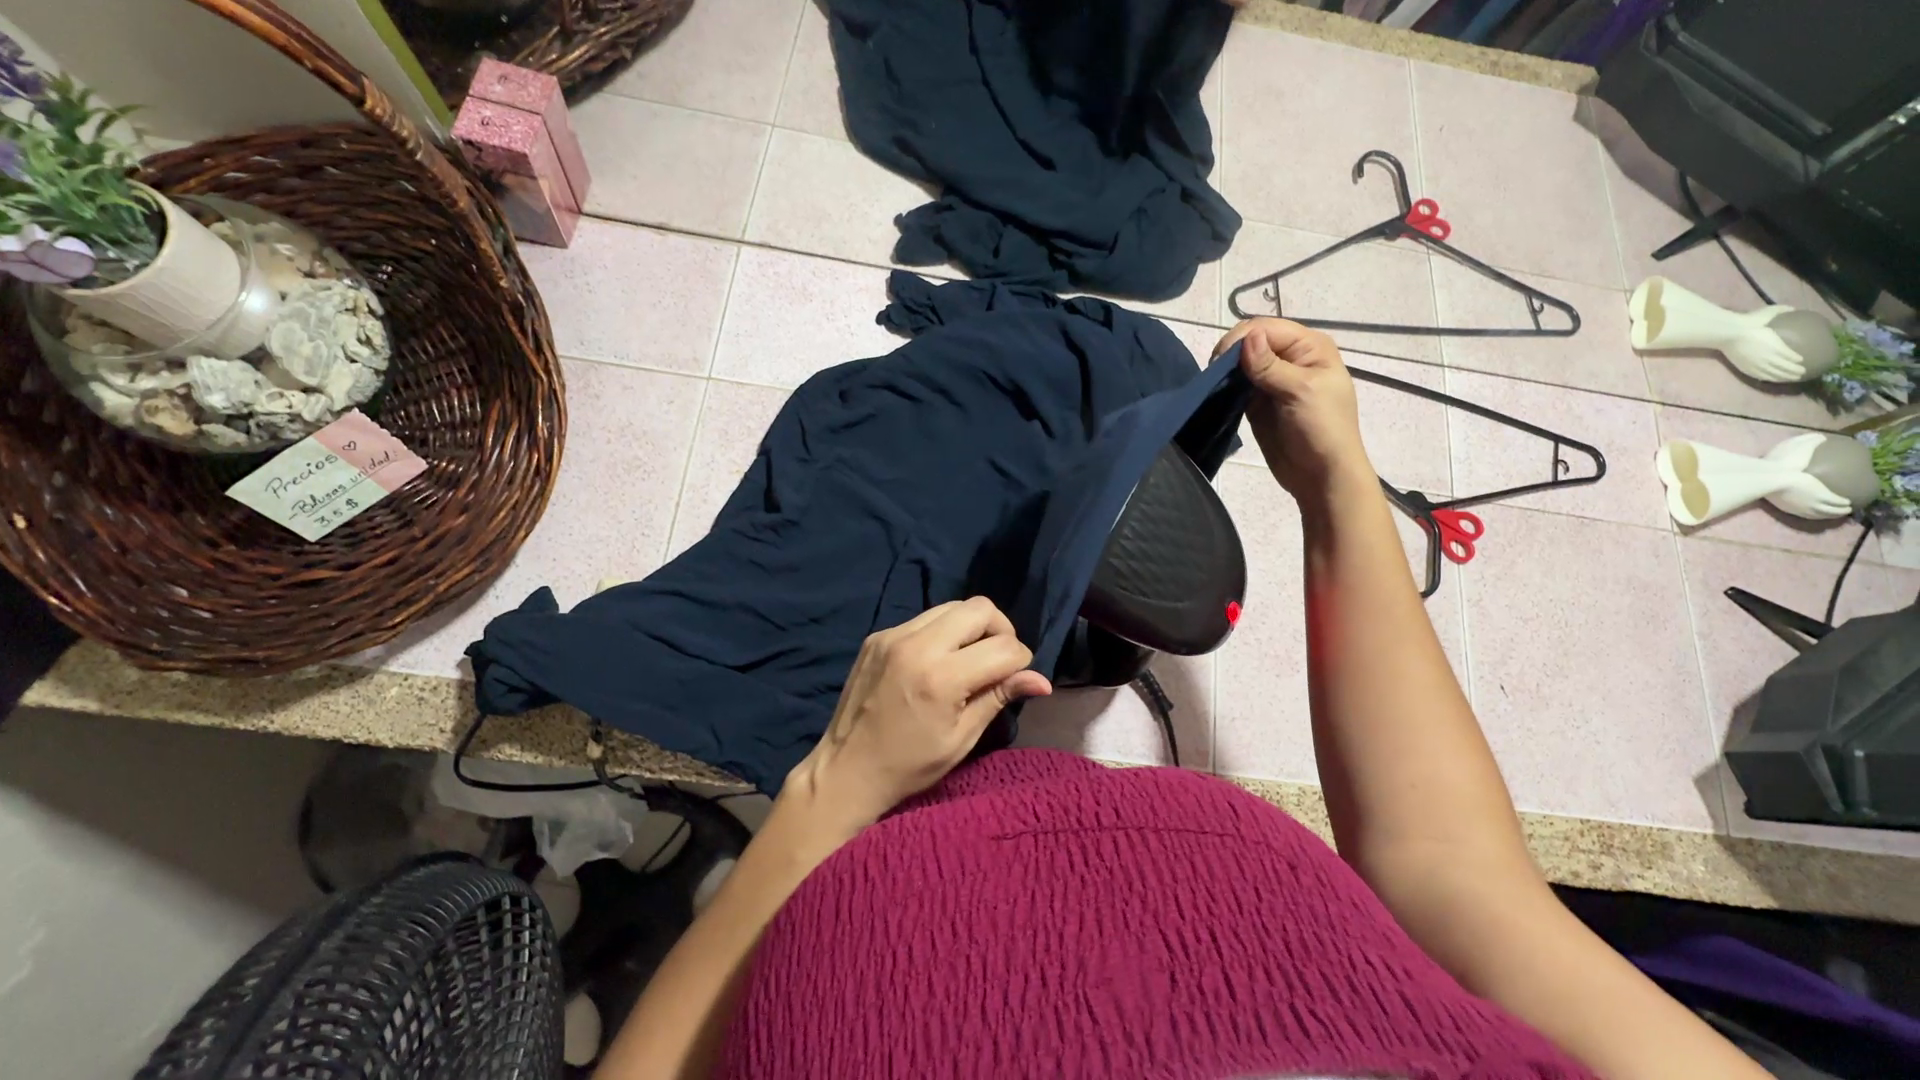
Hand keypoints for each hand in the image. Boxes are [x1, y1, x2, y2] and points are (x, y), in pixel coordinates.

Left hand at [785, 597, 1051, 832]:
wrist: (846, 769)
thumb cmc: (910, 765)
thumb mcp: (962, 738)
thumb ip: (999, 697)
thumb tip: (1042, 681)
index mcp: (940, 677)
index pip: (1003, 646)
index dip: (1021, 661)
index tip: (1016, 678)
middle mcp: (916, 645)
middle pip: (980, 608)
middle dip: (1000, 630)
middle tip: (998, 660)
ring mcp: (893, 635)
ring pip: (951, 607)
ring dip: (971, 627)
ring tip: (970, 659)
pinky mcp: (878, 636)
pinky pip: (923, 618)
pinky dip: (941, 632)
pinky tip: (938, 661)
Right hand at [1214, 318, 1372, 498]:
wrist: (1321, 475)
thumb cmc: (1322, 429)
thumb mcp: (1301, 392)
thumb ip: (1271, 365)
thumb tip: (1247, 336)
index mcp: (1310, 347)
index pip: (1266, 328)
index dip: (1242, 339)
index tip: (1220, 361)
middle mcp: (1291, 357)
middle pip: (1252, 340)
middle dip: (1231, 352)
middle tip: (1215, 374)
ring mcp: (1273, 379)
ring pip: (1241, 361)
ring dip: (1226, 369)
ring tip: (1214, 384)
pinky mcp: (1258, 400)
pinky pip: (1237, 384)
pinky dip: (1226, 385)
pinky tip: (1217, 392)